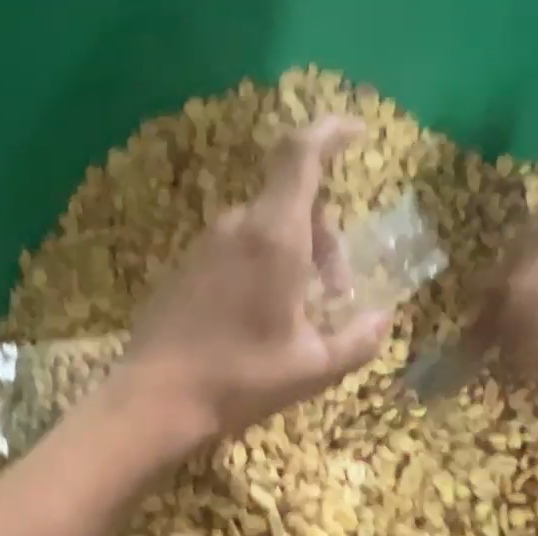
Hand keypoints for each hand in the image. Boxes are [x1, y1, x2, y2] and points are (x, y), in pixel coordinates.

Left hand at [112, 116, 392, 446]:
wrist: (155, 400)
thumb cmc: (241, 380)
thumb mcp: (313, 368)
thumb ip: (358, 340)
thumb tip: (382, 318)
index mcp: (274, 236)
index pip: (302, 154)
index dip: (331, 132)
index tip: (357, 134)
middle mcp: (236, 227)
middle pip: (291, 200)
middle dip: (324, 236)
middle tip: (336, 292)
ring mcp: (203, 246)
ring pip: (262, 228)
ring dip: (292, 255)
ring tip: (298, 314)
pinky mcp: (182, 269)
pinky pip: (234, 250)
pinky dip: (259, 267)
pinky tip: (258, 320)